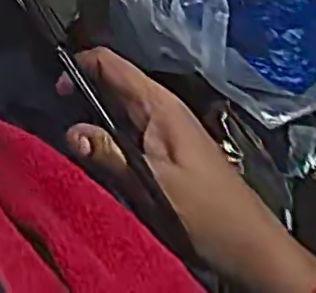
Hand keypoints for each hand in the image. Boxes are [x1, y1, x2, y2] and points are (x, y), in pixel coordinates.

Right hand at [62, 48, 315, 292]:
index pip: (109, 62)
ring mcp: (164, 127)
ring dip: (94, 115)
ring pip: (117, 105)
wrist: (258, 253)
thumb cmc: (211, 215)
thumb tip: (71, 131)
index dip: (79, 65)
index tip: (57, 88)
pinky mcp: (166, 147)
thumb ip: (111, 155)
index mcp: (158, 104)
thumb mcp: (155, 186)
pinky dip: (108, 133)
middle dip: (82, 90)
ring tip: (75, 136)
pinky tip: (99, 152)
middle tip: (59, 113)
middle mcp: (160, 107)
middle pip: (111, 81)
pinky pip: (127, 127)